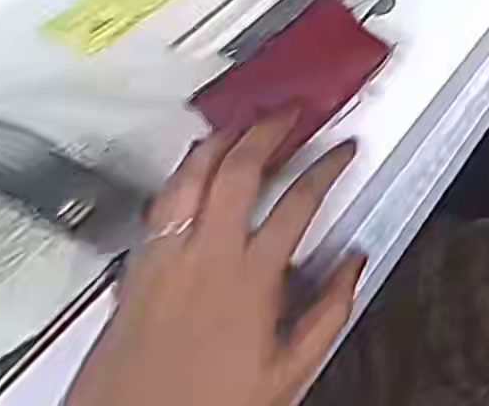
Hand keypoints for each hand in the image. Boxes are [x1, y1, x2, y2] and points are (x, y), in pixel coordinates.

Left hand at [66, 111, 363, 405]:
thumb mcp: (286, 376)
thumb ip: (328, 314)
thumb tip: (354, 266)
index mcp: (250, 280)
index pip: (300, 200)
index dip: (328, 166)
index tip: (342, 151)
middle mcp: (207, 259)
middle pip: (240, 170)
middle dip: (270, 129)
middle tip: (289, 112)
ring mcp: (166, 261)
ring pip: (190, 177)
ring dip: (219, 140)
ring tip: (240, 122)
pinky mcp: (134, 272)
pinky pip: (160, 205)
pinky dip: (181, 174)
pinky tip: (191, 167)